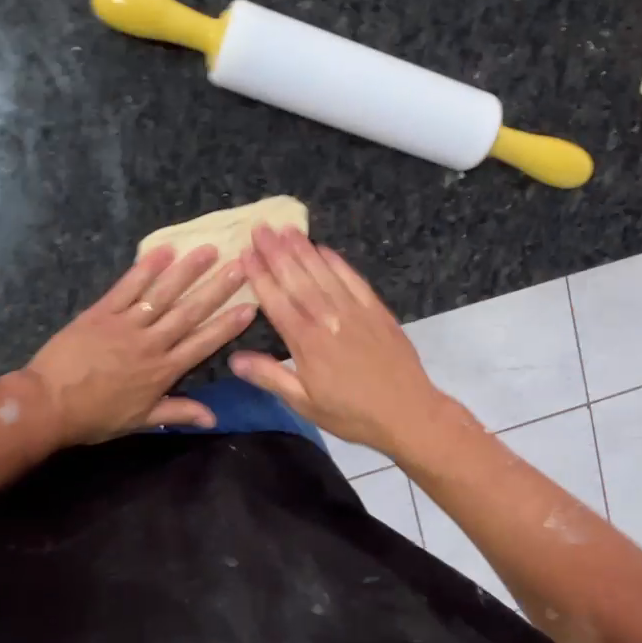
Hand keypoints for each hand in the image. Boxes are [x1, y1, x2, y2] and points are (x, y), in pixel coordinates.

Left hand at [21, 244, 258, 445]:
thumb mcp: (140, 420)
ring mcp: (125, 324)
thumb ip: (178, 412)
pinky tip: (164, 251)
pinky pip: (127, 287)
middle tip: (240, 266)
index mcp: (163, 371)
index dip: (228, 325)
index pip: (203, 343)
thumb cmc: (94, 417)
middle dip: (217, 288)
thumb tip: (214, 418)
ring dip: (187, 271)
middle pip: (189, 312)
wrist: (48, 404)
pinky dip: (146, 268)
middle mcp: (150, 343)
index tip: (251, 305)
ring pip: (163, 294)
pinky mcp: (101, 312)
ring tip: (209, 250)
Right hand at [228, 225, 448, 454]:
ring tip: (286, 229)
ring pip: (324, 273)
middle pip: (298, 278)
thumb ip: (269, 377)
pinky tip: (324, 249)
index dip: (260, 275)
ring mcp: (355, 311)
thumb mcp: (304, 403)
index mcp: (307, 342)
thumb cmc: (351, 414)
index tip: (245, 253)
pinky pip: (353, 279)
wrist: (408, 413)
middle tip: (260, 228)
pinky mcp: (377, 310)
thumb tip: (233, 358)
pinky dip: (337, 262)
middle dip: (276, 252)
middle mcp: (328, 318)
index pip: (277, 301)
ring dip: (303, 249)